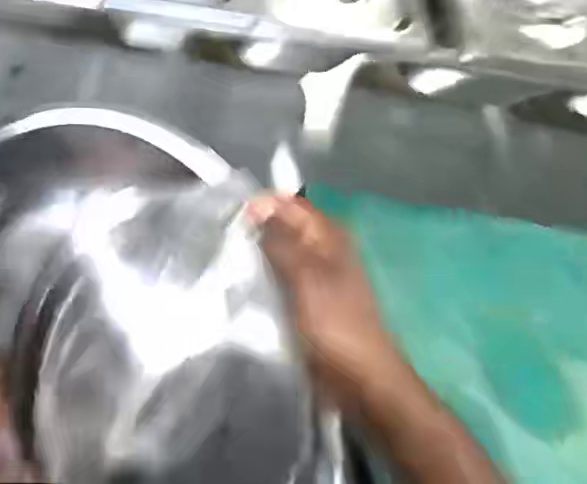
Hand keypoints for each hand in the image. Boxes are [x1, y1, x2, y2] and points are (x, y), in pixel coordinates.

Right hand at [247, 194, 410, 409]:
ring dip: (253, 253)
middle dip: (252, 228)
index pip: (287, 202)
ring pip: (274, 250)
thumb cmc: (336, 324)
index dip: (259, 204)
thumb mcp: (305, 275)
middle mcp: (322, 248)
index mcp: (328, 236)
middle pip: (279, 224)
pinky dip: (259, 274)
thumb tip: (255, 206)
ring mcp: (313, 274)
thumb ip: (280, 238)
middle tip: (223, 237)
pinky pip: (274, 274)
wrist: (363, 384)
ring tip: (227, 258)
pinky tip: (240, 281)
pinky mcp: (304, 298)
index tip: (231, 217)